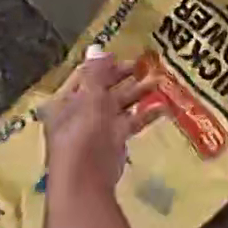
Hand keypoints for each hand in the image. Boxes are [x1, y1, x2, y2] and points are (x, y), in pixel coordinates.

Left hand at [45, 46, 164, 197]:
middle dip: (126, 77)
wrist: (85, 180)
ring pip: (119, 104)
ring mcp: (96, 127)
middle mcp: (79, 112)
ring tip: (160, 82)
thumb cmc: (83, 134)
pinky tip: (163, 108)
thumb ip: (97, 73)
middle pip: (104, 88)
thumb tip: (97, 47)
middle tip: (149, 67)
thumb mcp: (90, 98)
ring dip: (138, 93)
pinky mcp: (113, 142)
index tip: (130, 56)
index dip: (106, 64)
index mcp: (65, 100)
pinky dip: (144, 115)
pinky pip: (129, 123)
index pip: (86, 75)